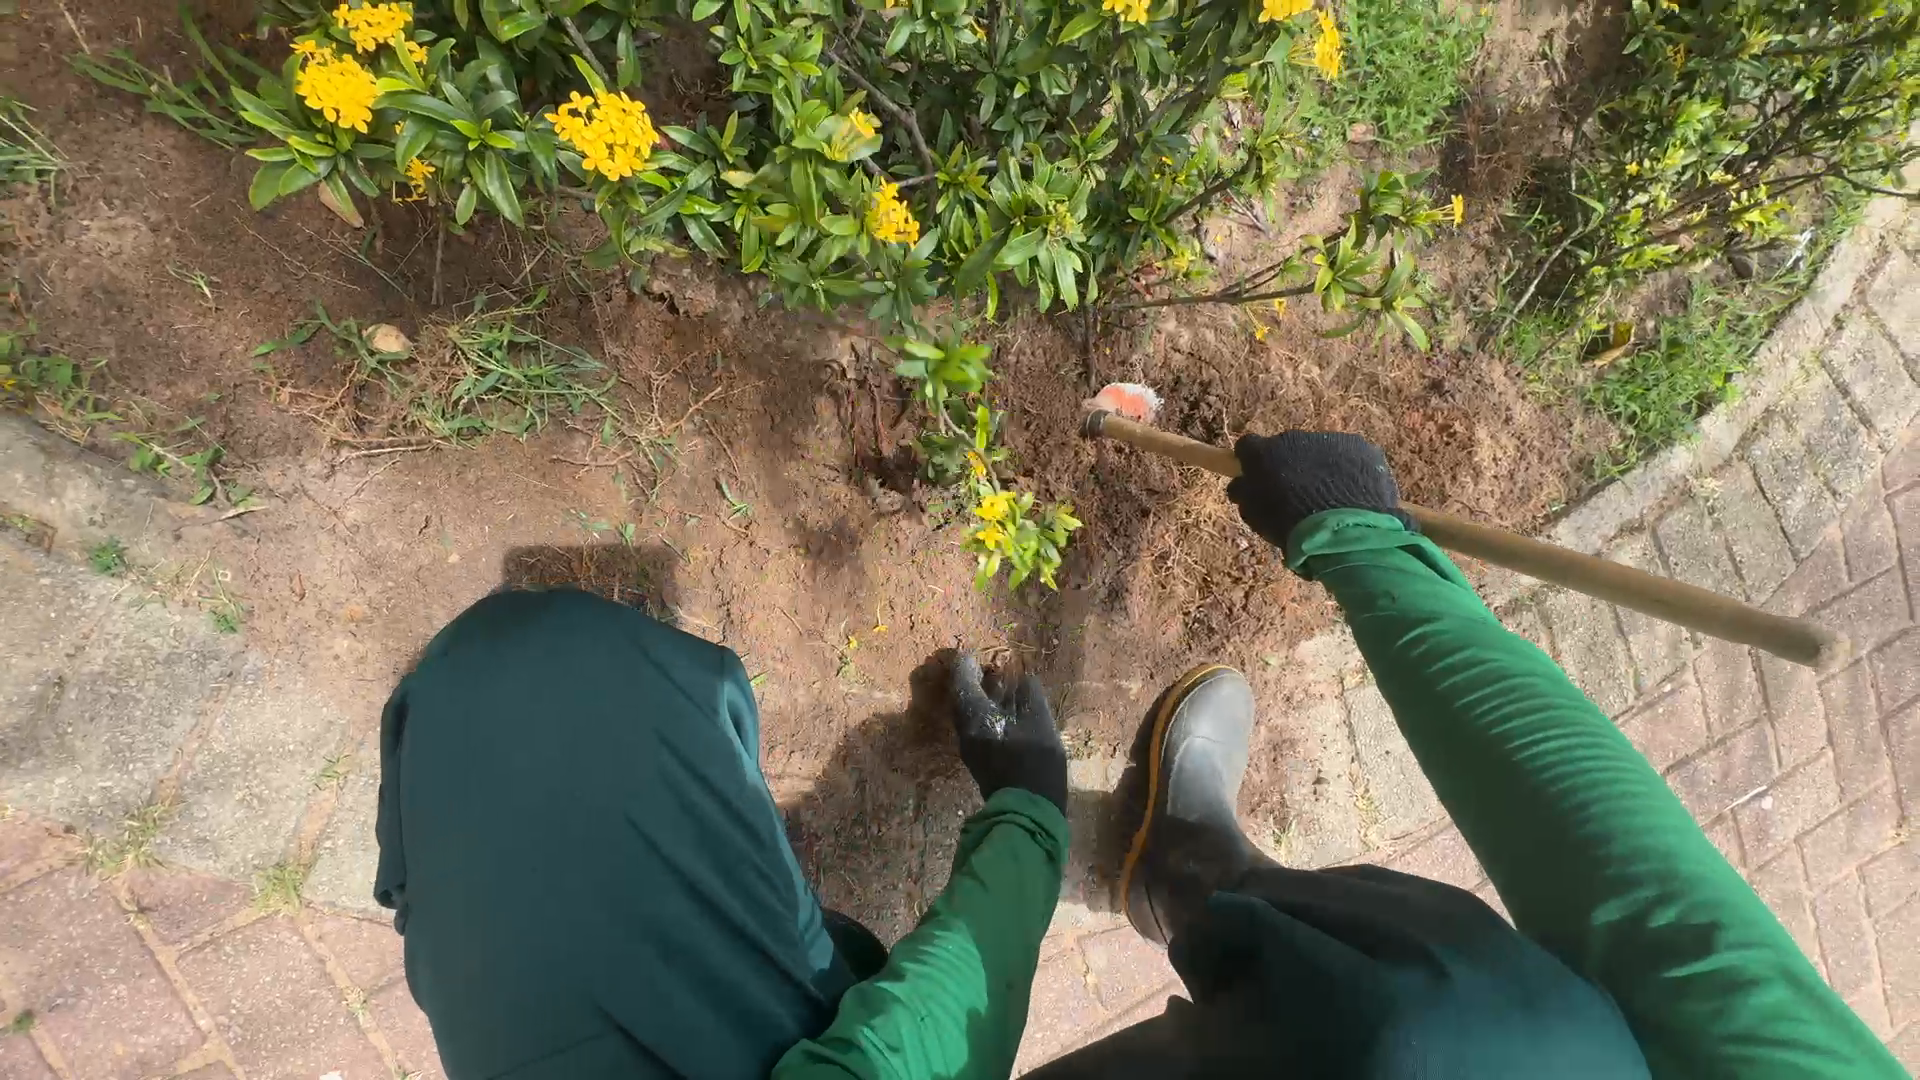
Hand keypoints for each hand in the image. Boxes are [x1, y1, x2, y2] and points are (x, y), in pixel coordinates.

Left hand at [949, 652, 1067, 814]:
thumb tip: (1023, 678)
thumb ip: (1029, 694)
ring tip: (1003, 686)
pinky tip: (1007, 711)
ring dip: (984, 696)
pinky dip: (988, 712)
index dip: (968, 662)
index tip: (976, 653)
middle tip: (992, 666)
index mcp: (974, 713)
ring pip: (971, 711)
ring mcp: (970, 744)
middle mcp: (965, 727)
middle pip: (964, 695)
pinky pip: (978, 724)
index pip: (962, 677)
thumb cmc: (1034, 760)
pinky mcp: (979, 758)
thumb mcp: (1039, 721)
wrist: (1028, 809)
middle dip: (977, 679)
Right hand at [1225, 431, 1413, 548]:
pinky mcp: (1362, 448)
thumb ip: (1244, 492)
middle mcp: (1294, 438)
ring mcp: (1331, 440)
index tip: (1255, 476)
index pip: (1248, 445)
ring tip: (1327, 498)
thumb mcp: (1254, 514)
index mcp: (1263, 452)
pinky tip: (1350, 494)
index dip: (1250, 460)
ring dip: (1318, 467)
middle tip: (1294, 493)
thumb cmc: (1288, 524)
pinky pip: (1348, 456)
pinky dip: (1346, 471)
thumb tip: (1241, 482)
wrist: (1342, 530)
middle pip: (1286, 447)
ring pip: (1319, 450)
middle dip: (1288, 464)